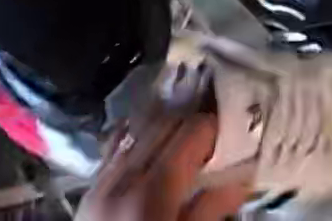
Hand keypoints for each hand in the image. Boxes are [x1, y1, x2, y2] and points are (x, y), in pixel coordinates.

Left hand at [77, 111, 252, 220]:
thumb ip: (212, 209)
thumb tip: (243, 176)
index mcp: (152, 191)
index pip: (191, 131)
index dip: (216, 127)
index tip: (234, 134)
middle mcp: (123, 177)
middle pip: (165, 122)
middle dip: (193, 124)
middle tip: (215, 139)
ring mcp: (100, 183)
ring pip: (139, 128)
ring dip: (166, 128)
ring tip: (187, 146)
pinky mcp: (88, 194)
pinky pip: (116, 148)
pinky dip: (139, 140)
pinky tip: (154, 153)